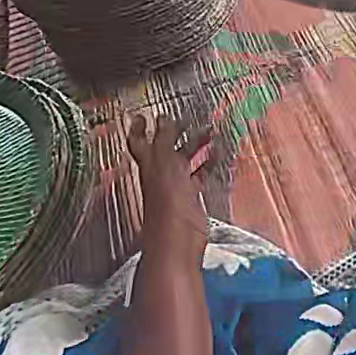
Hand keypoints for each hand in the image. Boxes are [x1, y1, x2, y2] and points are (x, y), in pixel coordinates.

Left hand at [127, 115, 211, 258]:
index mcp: (149, 164)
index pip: (139, 141)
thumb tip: (163, 119)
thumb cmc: (168, 202)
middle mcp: (159, 173)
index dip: (139, 128)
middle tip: (187, 118)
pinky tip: (216, 156)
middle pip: (165, 148)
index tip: (142, 115)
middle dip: (176, 132)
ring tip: (210, 132)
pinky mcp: (190, 197)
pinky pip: (198, 175)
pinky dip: (206, 164)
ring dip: (195, 145)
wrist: (178, 238)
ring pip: (184, 160)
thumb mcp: (165, 163)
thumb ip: (164, 140)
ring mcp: (175, 186)